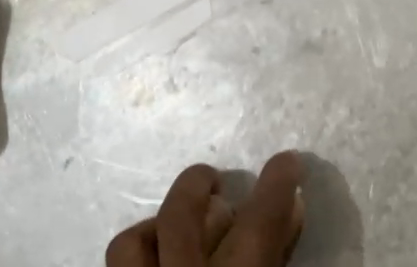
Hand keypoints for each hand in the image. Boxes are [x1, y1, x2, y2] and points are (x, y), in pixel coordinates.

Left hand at [105, 153, 304, 266]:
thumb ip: (277, 255)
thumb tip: (289, 209)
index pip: (261, 216)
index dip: (277, 180)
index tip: (286, 160)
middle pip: (180, 213)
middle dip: (197, 183)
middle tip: (216, 182)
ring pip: (128, 243)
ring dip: (154, 228)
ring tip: (177, 232)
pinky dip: (140, 258)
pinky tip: (160, 263)